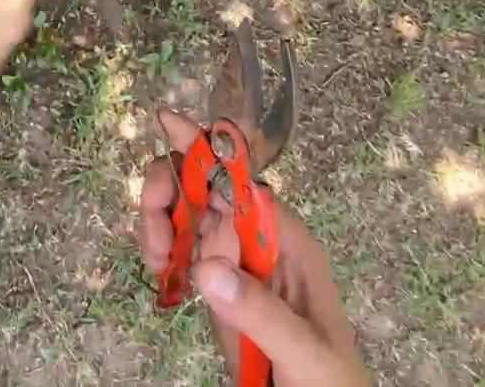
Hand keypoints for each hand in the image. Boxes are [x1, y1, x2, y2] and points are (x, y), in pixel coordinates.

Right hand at [138, 110, 366, 386]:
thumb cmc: (330, 385)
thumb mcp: (308, 353)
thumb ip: (263, 313)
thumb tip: (208, 268)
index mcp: (287, 240)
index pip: (242, 180)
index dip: (206, 148)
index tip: (168, 124)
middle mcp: (256, 237)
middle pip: (203, 184)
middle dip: (170, 188)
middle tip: (154, 228)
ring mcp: (233, 257)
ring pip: (184, 207)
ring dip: (160, 219)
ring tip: (157, 259)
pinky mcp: (214, 280)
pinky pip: (179, 242)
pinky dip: (160, 244)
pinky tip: (161, 270)